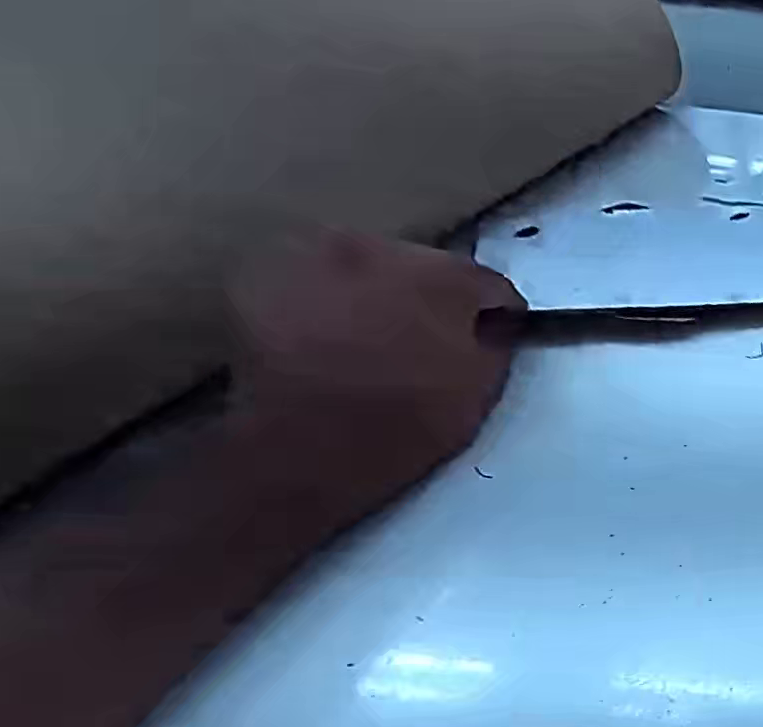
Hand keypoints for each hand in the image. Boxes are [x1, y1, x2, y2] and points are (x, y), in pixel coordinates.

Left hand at [227, 230, 525, 489]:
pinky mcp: (263, 273)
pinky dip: (332, 299)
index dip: (499, 311)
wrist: (313, 444)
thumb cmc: (414, 418)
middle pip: (423, 264)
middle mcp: (378, 245)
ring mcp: (313, 253)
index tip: (498, 333)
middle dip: (434, 296)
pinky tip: (335, 336)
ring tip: (379, 337)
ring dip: (381, 293)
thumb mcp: (483, 386)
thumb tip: (494, 324)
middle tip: (435, 338)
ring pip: (367, 265)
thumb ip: (496, 342)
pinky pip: (318, 278)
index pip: (489, 281)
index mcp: (442, 275)